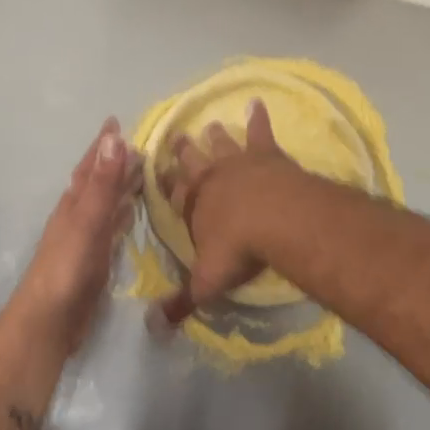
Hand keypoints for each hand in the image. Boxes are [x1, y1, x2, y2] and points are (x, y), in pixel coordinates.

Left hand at [13, 117, 141, 351]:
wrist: (49, 321)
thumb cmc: (66, 269)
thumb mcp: (87, 220)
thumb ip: (102, 183)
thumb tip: (113, 137)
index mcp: (74, 203)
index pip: (91, 166)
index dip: (103, 145)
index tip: (115, 122)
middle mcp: (78, 216)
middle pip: (99, 182)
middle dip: (116, 162)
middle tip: (141, 145)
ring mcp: (86, 239)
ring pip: (106, 204)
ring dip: (120, 187)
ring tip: (141, 173)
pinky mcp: (94, 261)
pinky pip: (112, 228)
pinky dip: (122, 216)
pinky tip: (131, 214)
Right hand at [153, 98, 293, 326]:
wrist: (275, 219)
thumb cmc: (237, 249)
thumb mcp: (207, 281)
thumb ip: (182, 301)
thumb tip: (154, 327)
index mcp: (191, 205)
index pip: (173, 193)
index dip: (166, 184)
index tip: (157, 171)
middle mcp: (210, 178)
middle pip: (192, 162)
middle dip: (184, 153)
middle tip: (177, 139)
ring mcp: (238, 162)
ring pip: (222, 145)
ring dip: (216, 137)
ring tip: (210, 125)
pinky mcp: (268, 154)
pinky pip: (261, 132)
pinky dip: (259, 118)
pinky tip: (257, 102)